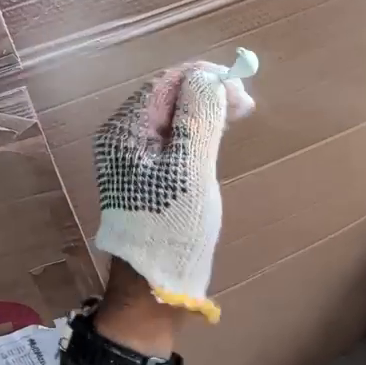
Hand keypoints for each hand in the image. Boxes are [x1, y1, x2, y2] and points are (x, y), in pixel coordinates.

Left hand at [89, 57, 255, 321]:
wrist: (153, 287)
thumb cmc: (172, 228)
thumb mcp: (190, 170)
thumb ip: (199, 118)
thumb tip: (207, 77)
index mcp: (124, 130)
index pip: (163, 83)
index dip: (201, 76)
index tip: (239, 83)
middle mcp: (121, 136)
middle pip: (166, 96)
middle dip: (205, 91)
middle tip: (244, 101)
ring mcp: (130, 155)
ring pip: (171, 115)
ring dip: (203, 108)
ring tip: (238, 112)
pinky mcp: (142, 171)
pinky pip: (171, 136)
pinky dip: (196, 129)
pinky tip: (217, 132)